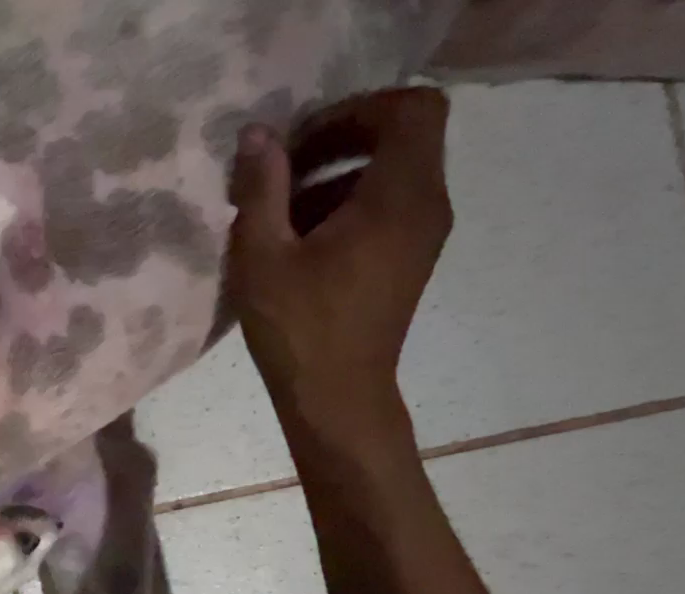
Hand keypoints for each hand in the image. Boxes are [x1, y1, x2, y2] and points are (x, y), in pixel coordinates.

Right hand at [227, 88, 453, 430]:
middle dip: (341, 139)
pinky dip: (349, 203)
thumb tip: (257, 134)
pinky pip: (390, 204)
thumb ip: (261, 189)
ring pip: (394, 171)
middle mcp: (427, 203)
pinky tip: (301, 241)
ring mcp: (425, 231)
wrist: (337, 394)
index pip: (410, 109)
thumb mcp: (261, 256)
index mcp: (398, 196)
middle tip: (282, 172)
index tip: (299, 141)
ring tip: (281, 213)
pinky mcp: (411, 255)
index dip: (354, 109)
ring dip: (338, 175)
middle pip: (403, 136)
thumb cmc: (296, 327)